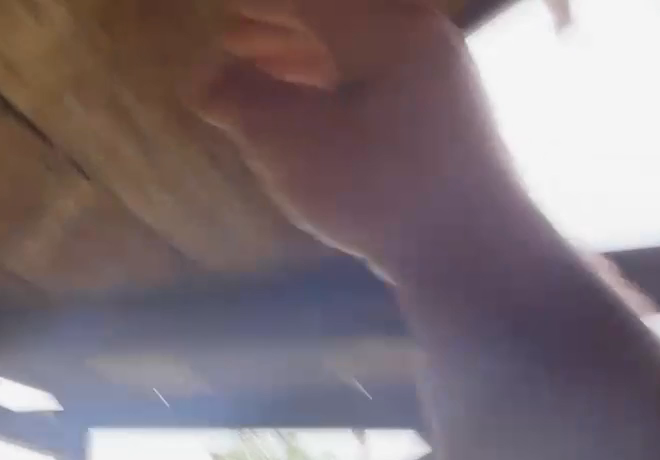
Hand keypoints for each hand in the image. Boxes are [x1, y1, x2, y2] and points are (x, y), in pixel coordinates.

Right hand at [193, 0, 534, 282]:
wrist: (458, 236)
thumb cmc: (370, 183)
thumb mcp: (289, 143)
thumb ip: (242, 102)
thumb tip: (202, 78)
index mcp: (385, 30)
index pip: (313, 0)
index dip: (264, 5)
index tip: (225, 9)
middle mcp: (414, 37)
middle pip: (337, 15)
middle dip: (280, 22)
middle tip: (229, 31)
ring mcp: (426, 75)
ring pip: (350, 46)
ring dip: (297, 51)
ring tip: (252, 64)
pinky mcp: (427, 113)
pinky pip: (364, 74)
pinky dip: (321, 77)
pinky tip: (296, 100)